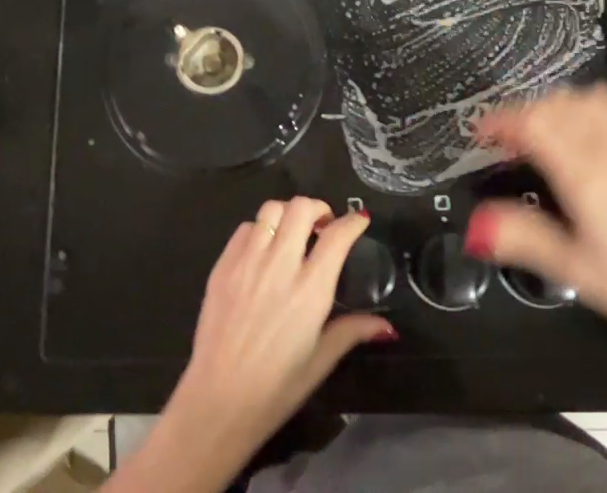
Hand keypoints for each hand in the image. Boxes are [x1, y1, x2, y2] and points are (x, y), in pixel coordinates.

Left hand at [171, 198, 394, 447]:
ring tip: (293, 233)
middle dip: (318, 208)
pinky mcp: (222, 267)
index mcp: (310, 290)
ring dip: (287, 214)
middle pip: (300, 208)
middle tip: (323, 226)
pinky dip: (258, 230)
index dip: (352, 222)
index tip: (360, 220)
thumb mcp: (321, 361)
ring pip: (270, 210)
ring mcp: (246, 263)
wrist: (220, 398)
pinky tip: (263, 249)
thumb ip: (352, 331)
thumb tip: (387, 326)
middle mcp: (279, 266)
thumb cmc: (277, 386)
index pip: (336, 236)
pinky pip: (243, 229)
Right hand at [467, 84, 606, 350]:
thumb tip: (475, 226)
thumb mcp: (579, 273)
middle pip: (556, 103)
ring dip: (556, 106)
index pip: (532, 122)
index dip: (500, 120)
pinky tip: (589, 135)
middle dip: (524, 112)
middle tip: (508, 139)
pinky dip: (589, 108)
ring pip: (587, 99)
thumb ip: (524, 240)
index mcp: (588, 175)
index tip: (482, 133)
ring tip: (543, 133)